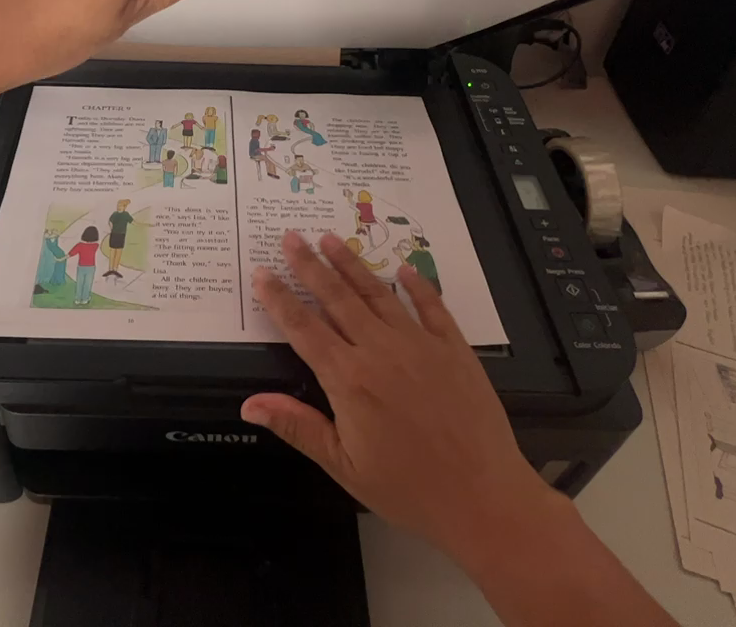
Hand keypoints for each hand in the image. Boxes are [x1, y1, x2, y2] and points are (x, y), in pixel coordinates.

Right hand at [242, 232, 558, 567]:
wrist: (485, 498)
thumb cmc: (409, 489)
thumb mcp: (343, 466)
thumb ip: (297, 427)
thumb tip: (250, 404)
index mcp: (349, 379)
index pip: (303, 328)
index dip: (279, 298)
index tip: (262, 272)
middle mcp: (380, 351)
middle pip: (336, 298)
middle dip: (310, 265)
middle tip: (291, 237)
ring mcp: (419, 344)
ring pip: (376, 293)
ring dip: (350, 264)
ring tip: (330, 239)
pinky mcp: (453, 348)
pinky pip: (430, 306)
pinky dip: (416, 285)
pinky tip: (402, 270)